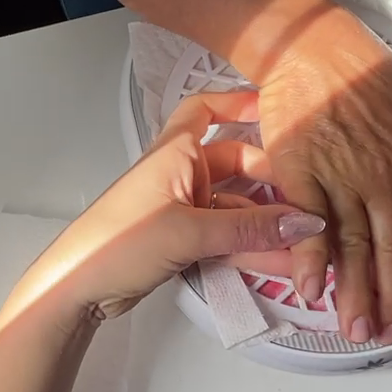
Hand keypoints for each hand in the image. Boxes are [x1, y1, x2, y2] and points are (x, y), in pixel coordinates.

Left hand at [14, 92, 325, 324]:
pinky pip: (228, 235)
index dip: (240, 103)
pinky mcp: (183, 239)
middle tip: (314, 203)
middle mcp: (180, 172)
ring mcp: (182, 207)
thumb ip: (248, 229)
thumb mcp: (187, 232)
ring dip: (269, 225)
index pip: (207, 109)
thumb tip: (304, 224)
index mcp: (175, 152)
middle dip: (276, 185)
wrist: (77, 288)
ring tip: (310, 244)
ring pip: (238, 207)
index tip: (278, 108)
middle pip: (240, 165)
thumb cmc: (114, 244)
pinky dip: (252, 247)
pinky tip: (283, 263)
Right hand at [254, 6, 391, 344]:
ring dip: (355, 290)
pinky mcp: (299, 173)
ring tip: (357, 328)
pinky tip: (308, 290)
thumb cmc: (367, 72)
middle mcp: (381, 177)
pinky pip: (307, 223)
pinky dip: (308, 257)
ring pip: (352, 243)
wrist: (313, 49)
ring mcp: (339, 177)